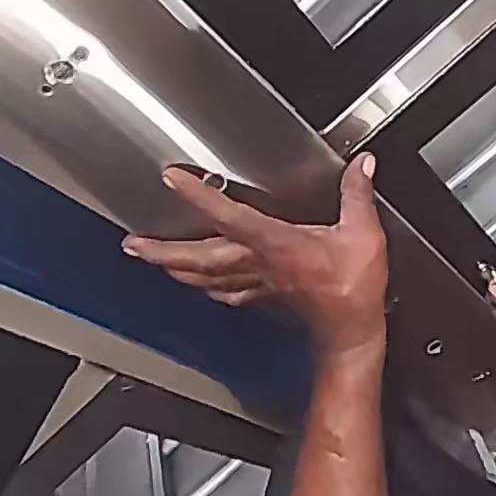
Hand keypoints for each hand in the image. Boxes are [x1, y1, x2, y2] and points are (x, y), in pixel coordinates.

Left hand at [122, 155, 388, 363]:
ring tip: (150, 259)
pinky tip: (200, 285)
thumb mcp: (363, 234)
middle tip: (133, 244)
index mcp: (276, 243)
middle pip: (199, 257)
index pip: (227, 215)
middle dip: (162, 250)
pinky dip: (206, 285)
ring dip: (174, 267)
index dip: (198, 195)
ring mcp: (258, 282)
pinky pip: (226, 289)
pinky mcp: (265, 293)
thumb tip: (361, 165)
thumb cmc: (353, 289)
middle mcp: (259, 263)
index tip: (172, 179)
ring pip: (205, 275)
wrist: (351, 330)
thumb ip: (357, 195)